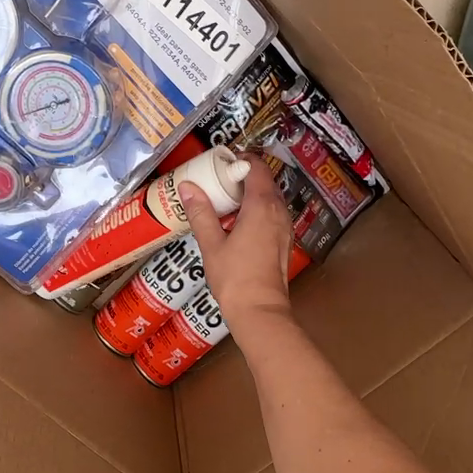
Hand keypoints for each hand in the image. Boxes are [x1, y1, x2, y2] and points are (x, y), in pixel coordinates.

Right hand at [178, 152, 292, 338]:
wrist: (260, 311)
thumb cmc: (235, 278)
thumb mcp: (211, 244)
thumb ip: (201, 213)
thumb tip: (187, 187)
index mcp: (262, 205)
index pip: (256, 167)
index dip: (239, 161)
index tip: (219, 166)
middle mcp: (279, 211)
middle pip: (264, 181)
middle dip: (242, 178)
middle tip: (218, 184)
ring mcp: (285, 228)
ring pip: (270, 199)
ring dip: (250, 196)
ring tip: (225, 205)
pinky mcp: (284, 243)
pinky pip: (272, 216)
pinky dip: (257, 212)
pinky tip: (238, 226)